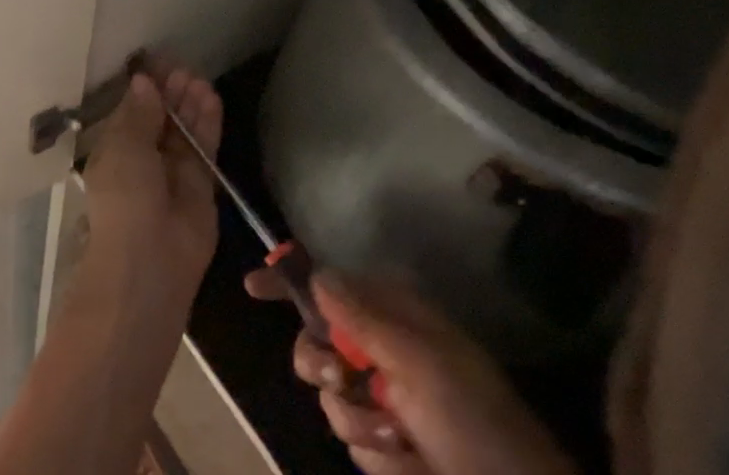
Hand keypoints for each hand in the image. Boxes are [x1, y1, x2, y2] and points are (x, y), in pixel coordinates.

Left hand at [81, 63, 222, 301]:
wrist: (150, 258)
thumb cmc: (125, 196)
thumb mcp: (123, 147)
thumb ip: (138, 114)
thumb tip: (143, 82)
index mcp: (114, 151)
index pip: (131, 112)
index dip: (145, 89)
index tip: (158, 63)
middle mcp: (142, 160)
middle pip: (160, 119)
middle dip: (170, 94)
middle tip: (183, 68)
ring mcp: (173, 173)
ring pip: (184, 131)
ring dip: (190, 104)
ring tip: (198, 78)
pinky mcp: (201, 186)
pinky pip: (205, 147)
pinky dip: (208, 123)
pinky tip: (212, 98)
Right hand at [244, 270, 575, 474]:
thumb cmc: (475, 428)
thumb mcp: (421, 366)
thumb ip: (364, 318)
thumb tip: (319, 273)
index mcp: (403, 321)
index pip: (336, 287)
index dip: (293, 282)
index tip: (253, 286)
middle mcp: (390, 353)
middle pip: (317, 341)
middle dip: (320, 365)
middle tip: (337, 380)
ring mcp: (389, 400)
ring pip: (330, 396)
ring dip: (358, 421)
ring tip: (399, 442)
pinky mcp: (388, 443)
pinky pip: (351, 438)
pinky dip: (376, 454)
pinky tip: (408, 462)